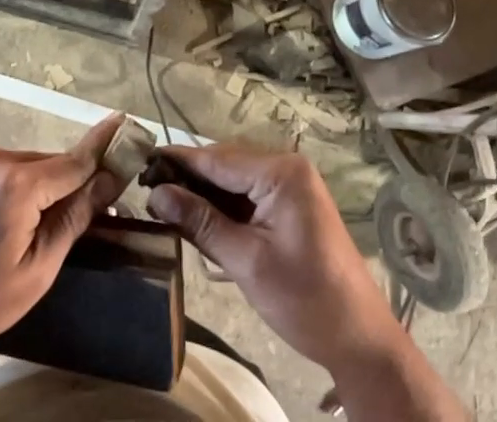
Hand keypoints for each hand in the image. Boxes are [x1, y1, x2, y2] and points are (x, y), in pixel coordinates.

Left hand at [0, 113, 126, 357]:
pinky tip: (0, 220)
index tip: (128, 123)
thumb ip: (74, 217)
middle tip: (85, 214)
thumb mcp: (38, 268)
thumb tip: (109, 180)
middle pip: (48, 164)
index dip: (105, 146)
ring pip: (22, 165)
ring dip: (37, 186)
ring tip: (30, 229)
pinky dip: (10, 184)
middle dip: (68, 183)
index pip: (75, 160)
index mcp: (18, 183)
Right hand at [146, 144, 394, 368]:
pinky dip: (222, 209)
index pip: (215, 158)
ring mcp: (291, 187)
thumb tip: (155, 194)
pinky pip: (246, 197)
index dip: (175, 161)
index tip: (137, 166)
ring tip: (162, 208)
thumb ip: (200, 222)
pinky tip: (195, 222)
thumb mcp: (245, 260)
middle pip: (222, 165)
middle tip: (145, 194)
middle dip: (186, 179)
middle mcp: (287, 168)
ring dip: (202, 195)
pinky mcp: (290, 207)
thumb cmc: (305, 299)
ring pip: (232, 181)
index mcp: (281, 172)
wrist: (359, 339)